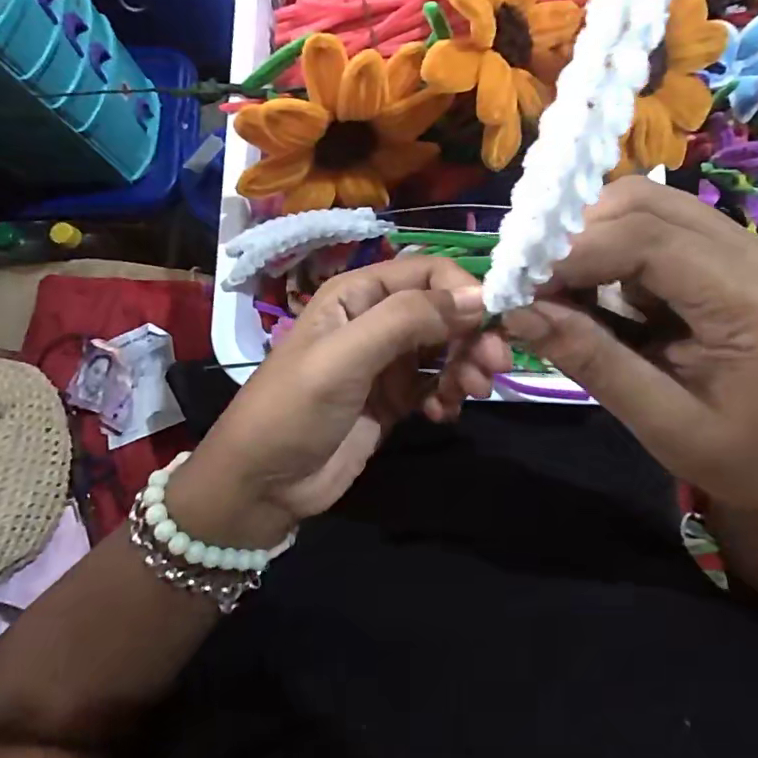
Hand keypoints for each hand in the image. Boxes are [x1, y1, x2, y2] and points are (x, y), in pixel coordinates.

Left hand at [193, 256, 512, 523]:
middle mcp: (375, 320)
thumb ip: (407, 319)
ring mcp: (386, 362)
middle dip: (472, 334)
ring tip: (469, 393)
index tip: (492, 321)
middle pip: (444, 311)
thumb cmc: (295, 409)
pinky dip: (449, 396)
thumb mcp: (346, 356)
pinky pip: (437, 385)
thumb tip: (477, 296)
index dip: (462, 290)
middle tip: (494, 365)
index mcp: (357, 294)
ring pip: (446, 349)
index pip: (427, 272)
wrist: (264, 484)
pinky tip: (441, 414)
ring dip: (466, 366)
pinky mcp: (395, 399)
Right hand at [495, 178, 757, 512]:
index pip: (651, 242)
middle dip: (579, 234)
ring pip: (651, 203)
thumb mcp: (660, 424)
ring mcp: (751, 249)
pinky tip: (599, 288)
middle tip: (535, 281)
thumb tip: (519, 312)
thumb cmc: (733, 458)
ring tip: (561, 286)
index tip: (522, 284)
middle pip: (649, 204)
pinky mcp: (733, 253)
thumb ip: (593, 362)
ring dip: (594, 235)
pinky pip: (660, 224)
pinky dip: (614, 246)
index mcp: (755, 305)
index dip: (577, 252)